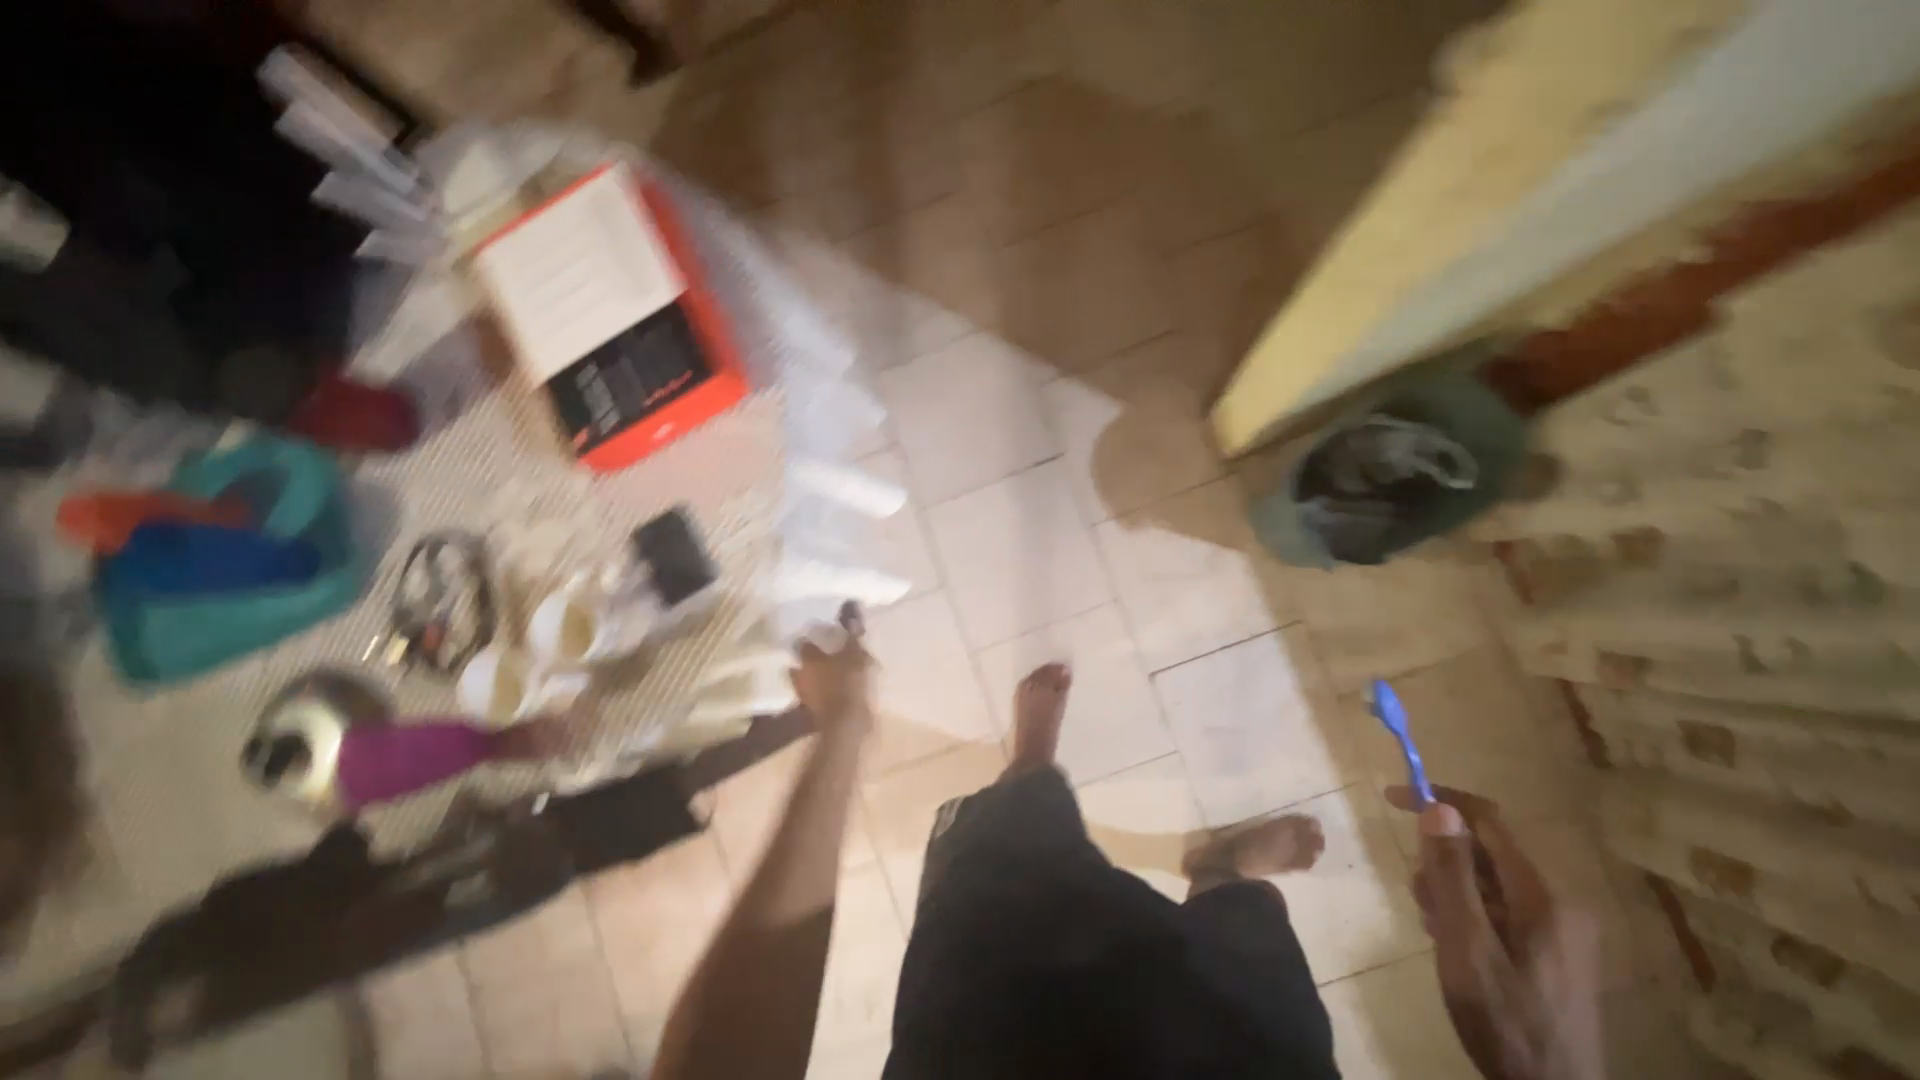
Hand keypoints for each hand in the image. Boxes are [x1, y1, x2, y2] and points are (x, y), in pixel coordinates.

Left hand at [790, 601, 874, 734]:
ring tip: (835, 674)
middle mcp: (800, 675)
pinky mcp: (814, 713)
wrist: (846, 725)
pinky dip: (825, 693)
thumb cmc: (848, 683)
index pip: (802, 643)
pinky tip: (839, 692)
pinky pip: (818, 697)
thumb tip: (851, 603)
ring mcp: (805, 696)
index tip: (822, 635)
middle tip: (828, 654)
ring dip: (817, 677)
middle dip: (811, 660)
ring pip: (808, 681)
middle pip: (801, 663)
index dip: (811, 638)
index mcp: (807, 658)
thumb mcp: (855, 653)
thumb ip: (852, 631)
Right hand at [1386, 785, 1604, 1079]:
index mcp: (1543, 895)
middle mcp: (1559, 902)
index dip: (1439, 800)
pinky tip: (1452, 943)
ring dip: (1453, 889)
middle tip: (1415, 894)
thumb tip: (1439, 807)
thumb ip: (1452, 875)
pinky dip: (1470, 912)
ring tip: (1431, 926)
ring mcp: (1560, 929)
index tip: (1391, 797)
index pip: (1488, 820)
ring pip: (1491, 882)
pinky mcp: (1553, 952)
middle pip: (1488, 851)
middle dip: (1442, 858)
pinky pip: (1502, 909)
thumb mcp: (1466, 945)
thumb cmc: (1503, 1019)